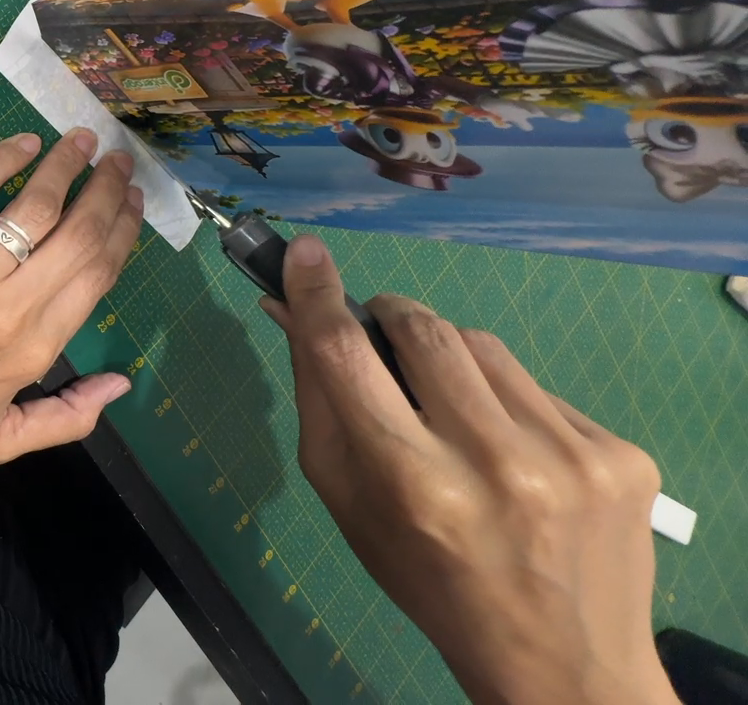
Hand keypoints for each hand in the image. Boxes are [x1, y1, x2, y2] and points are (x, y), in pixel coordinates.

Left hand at [0, 129, 142, 493]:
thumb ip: (66, 419)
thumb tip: (120, 384)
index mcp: (31, 351)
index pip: (96, 275)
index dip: (122, 231)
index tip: (131, 202)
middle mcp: (7, 309)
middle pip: (76, 235)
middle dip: (105, 191)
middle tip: (115, 161)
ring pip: (31, 208)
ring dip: (63, 168)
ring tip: (78, 142)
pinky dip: (0, 162)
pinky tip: (21, 144)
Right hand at [264, 234, 674, 704]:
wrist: (557, 657)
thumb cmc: (416, 568)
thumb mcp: (340, 489)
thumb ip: (316, 395)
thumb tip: (289, 313)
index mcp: (408, 474)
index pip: (346, 354)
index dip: (317, 294)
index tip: (303, 251)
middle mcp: (491, 456)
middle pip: (420, 327)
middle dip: (386, 317)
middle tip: (378, 342)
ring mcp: (568, 452)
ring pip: (478, 344)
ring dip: (444, 356)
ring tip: (448, 409)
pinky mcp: (620, 454)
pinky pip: (532, 382)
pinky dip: (500, 394)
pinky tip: (505, 443)